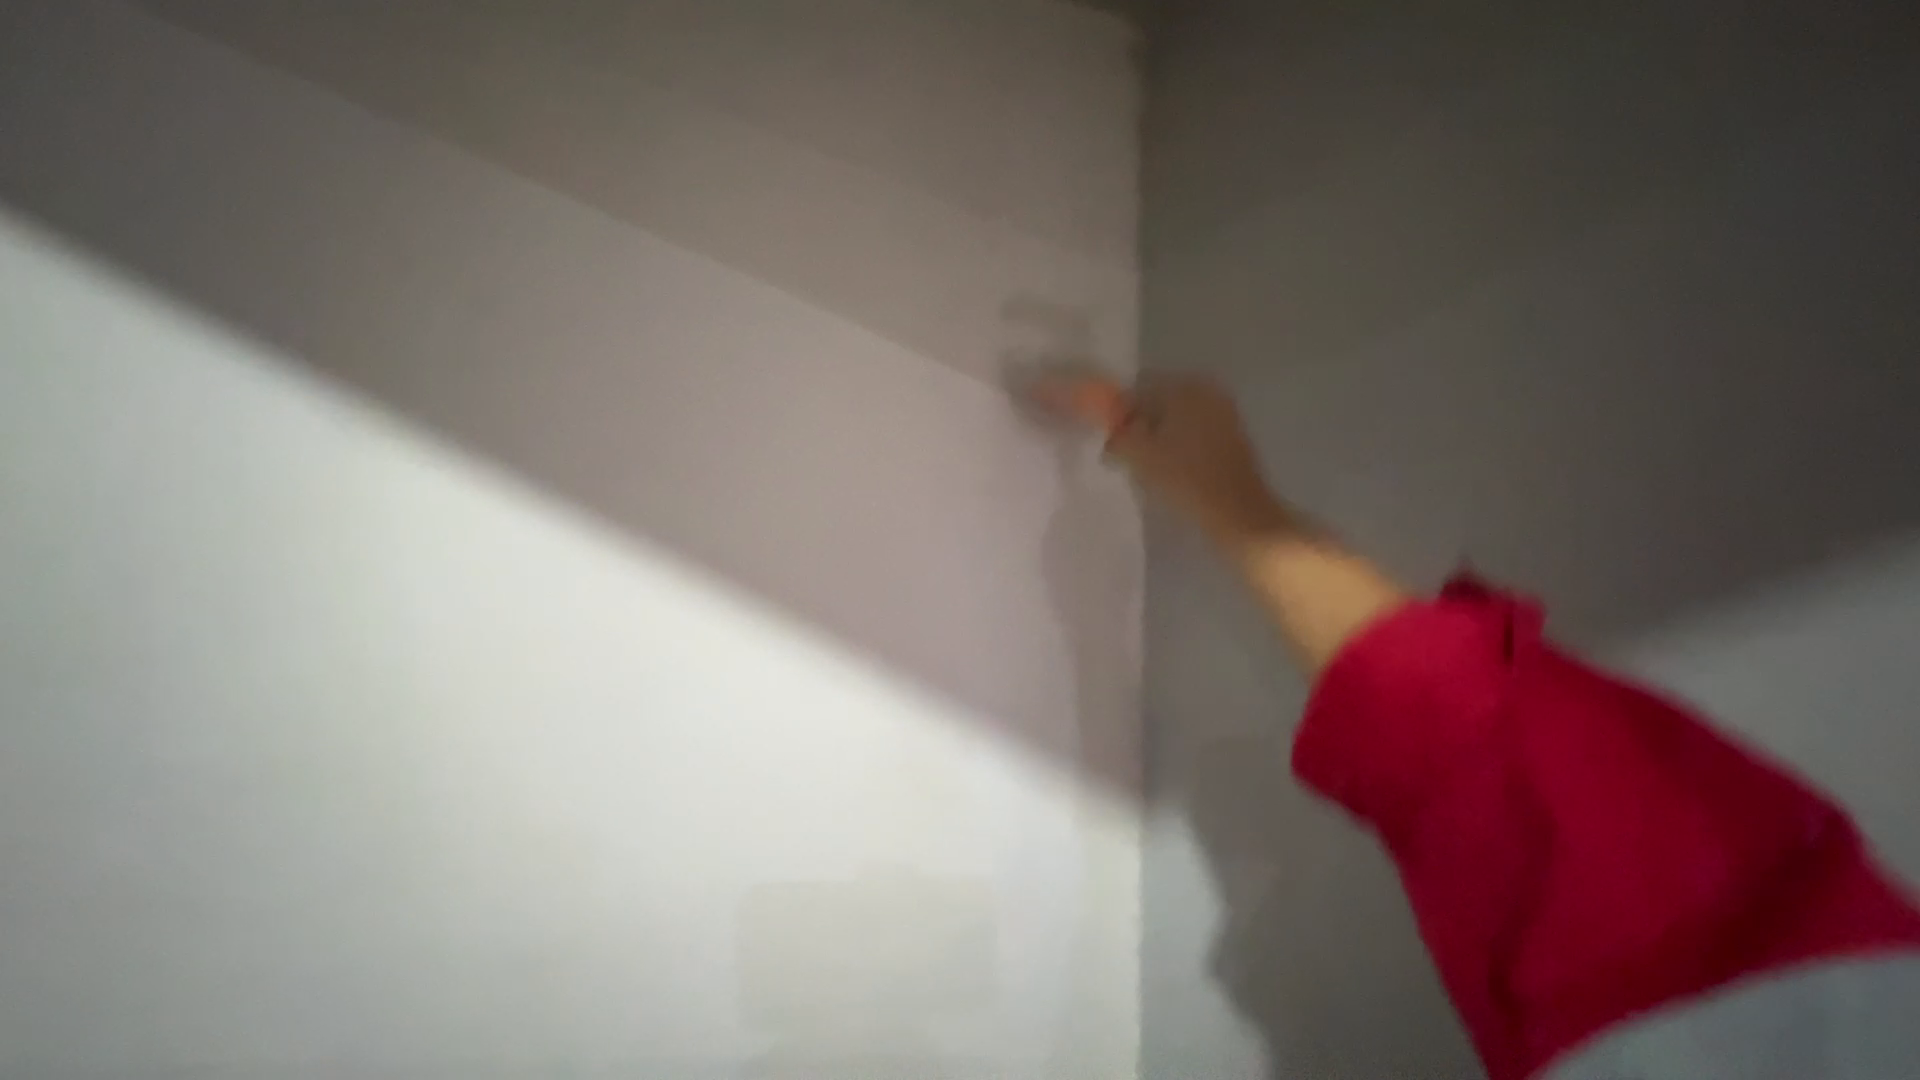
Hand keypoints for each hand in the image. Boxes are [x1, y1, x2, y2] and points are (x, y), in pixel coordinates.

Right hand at [1104, 375, 1290, 542]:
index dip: (1116, 413)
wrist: (1238, 514)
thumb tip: (1111, 434)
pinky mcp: (1232, 439)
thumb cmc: (1186, 479)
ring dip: (1157, 439)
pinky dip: (1176, 448)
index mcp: (1186, 387)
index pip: (1138, 389)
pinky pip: (1192, 435)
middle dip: (1137, 426)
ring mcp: (1224, 415)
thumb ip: (1116, 436)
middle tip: (1123, 455)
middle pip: (1158, 403)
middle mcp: (1208, 392)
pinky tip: (1169, 472)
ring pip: (1176, 421)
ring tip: (1145, 467)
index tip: (1107, 438)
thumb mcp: (1138, 455)